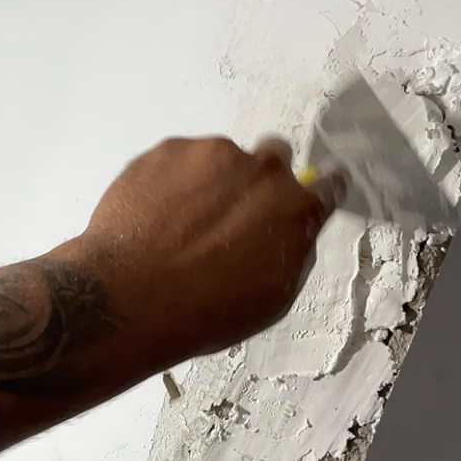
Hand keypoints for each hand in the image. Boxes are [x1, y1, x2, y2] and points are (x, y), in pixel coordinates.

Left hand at [52, 136, 343, 371]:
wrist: (131, 298)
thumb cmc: (206, 311)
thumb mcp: (272, 300)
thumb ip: (295, 253)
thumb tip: (296, 233)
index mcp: (297, 210)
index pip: (330, 185)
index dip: (320, 190)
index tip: (310, 196)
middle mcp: (263, 171)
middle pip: (275, 159)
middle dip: (260, 182)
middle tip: (230, 219)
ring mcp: (214, 154)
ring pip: (223, 160)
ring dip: (212, 183)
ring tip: (182, 227)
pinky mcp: (168, 149)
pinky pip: (180, 159)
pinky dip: (173, 182)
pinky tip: (156, 218)